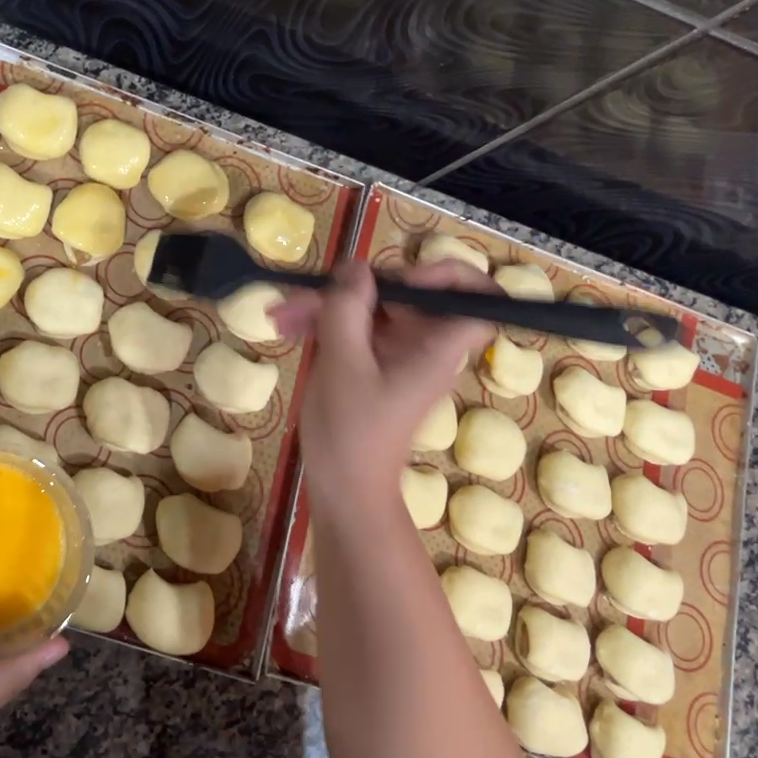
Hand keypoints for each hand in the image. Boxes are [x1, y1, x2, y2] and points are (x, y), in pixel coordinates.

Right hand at [273, 258, 496, 490]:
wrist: (343, 490)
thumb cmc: (351, 432)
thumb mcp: (343, 364)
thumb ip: (348, 309)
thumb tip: (355, 266)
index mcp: (437, 347)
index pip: (477, 297)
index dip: (446, 275)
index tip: (402, 280)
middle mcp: (424, 345)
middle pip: (404, 294)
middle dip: (353, 288)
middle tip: (307, 294)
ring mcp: (397, 354)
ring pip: (370, 309)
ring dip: (326, 305)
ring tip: (280, 314)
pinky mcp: (372, 364)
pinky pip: (354, 329)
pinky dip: (324, 324)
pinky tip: (287, 326)